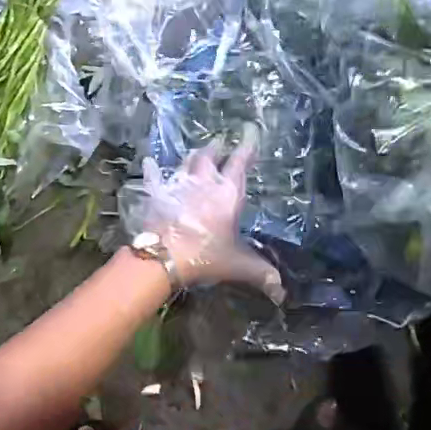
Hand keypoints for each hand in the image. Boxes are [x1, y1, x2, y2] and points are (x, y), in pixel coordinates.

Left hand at [135, 126, 284, 301]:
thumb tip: (281, 290)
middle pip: (211, 156)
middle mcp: (205, 183)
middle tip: (220, 143)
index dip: (246, 151)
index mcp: (227, 194)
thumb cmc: (205, 256)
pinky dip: (153, 170)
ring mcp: (179, 185)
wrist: (165, 256)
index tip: (250, 139)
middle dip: (217, 149)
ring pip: (187, 163)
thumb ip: (260, 273)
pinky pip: (155, 177)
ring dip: (193, 157)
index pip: (239, 164)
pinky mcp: (158, 194)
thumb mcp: (237, 265)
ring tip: (197, 153)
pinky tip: (149, 163)